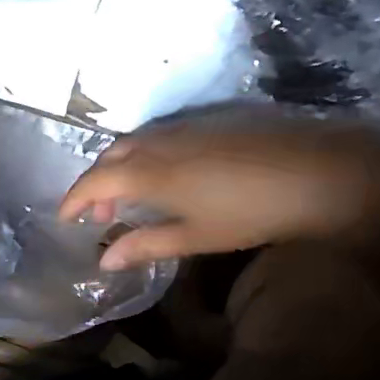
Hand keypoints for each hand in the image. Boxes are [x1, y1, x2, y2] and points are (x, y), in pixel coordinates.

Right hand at [58, 118, 379, 270]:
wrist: (314, 172)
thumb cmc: (250, 213)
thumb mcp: (195, 236)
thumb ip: (145, 244)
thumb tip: (104, 257)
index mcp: (149, 172)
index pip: (95, 181)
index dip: (75, 198)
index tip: (65, 218)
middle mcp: (158, 142)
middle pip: (111, 156)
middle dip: (97, 183)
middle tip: (101, 213)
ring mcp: (184, 127)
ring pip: (136, 143)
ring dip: (121, 167)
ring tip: (130, 198)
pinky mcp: (208, 122)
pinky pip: (160, 136)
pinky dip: (146, 156)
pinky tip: (166, 176)